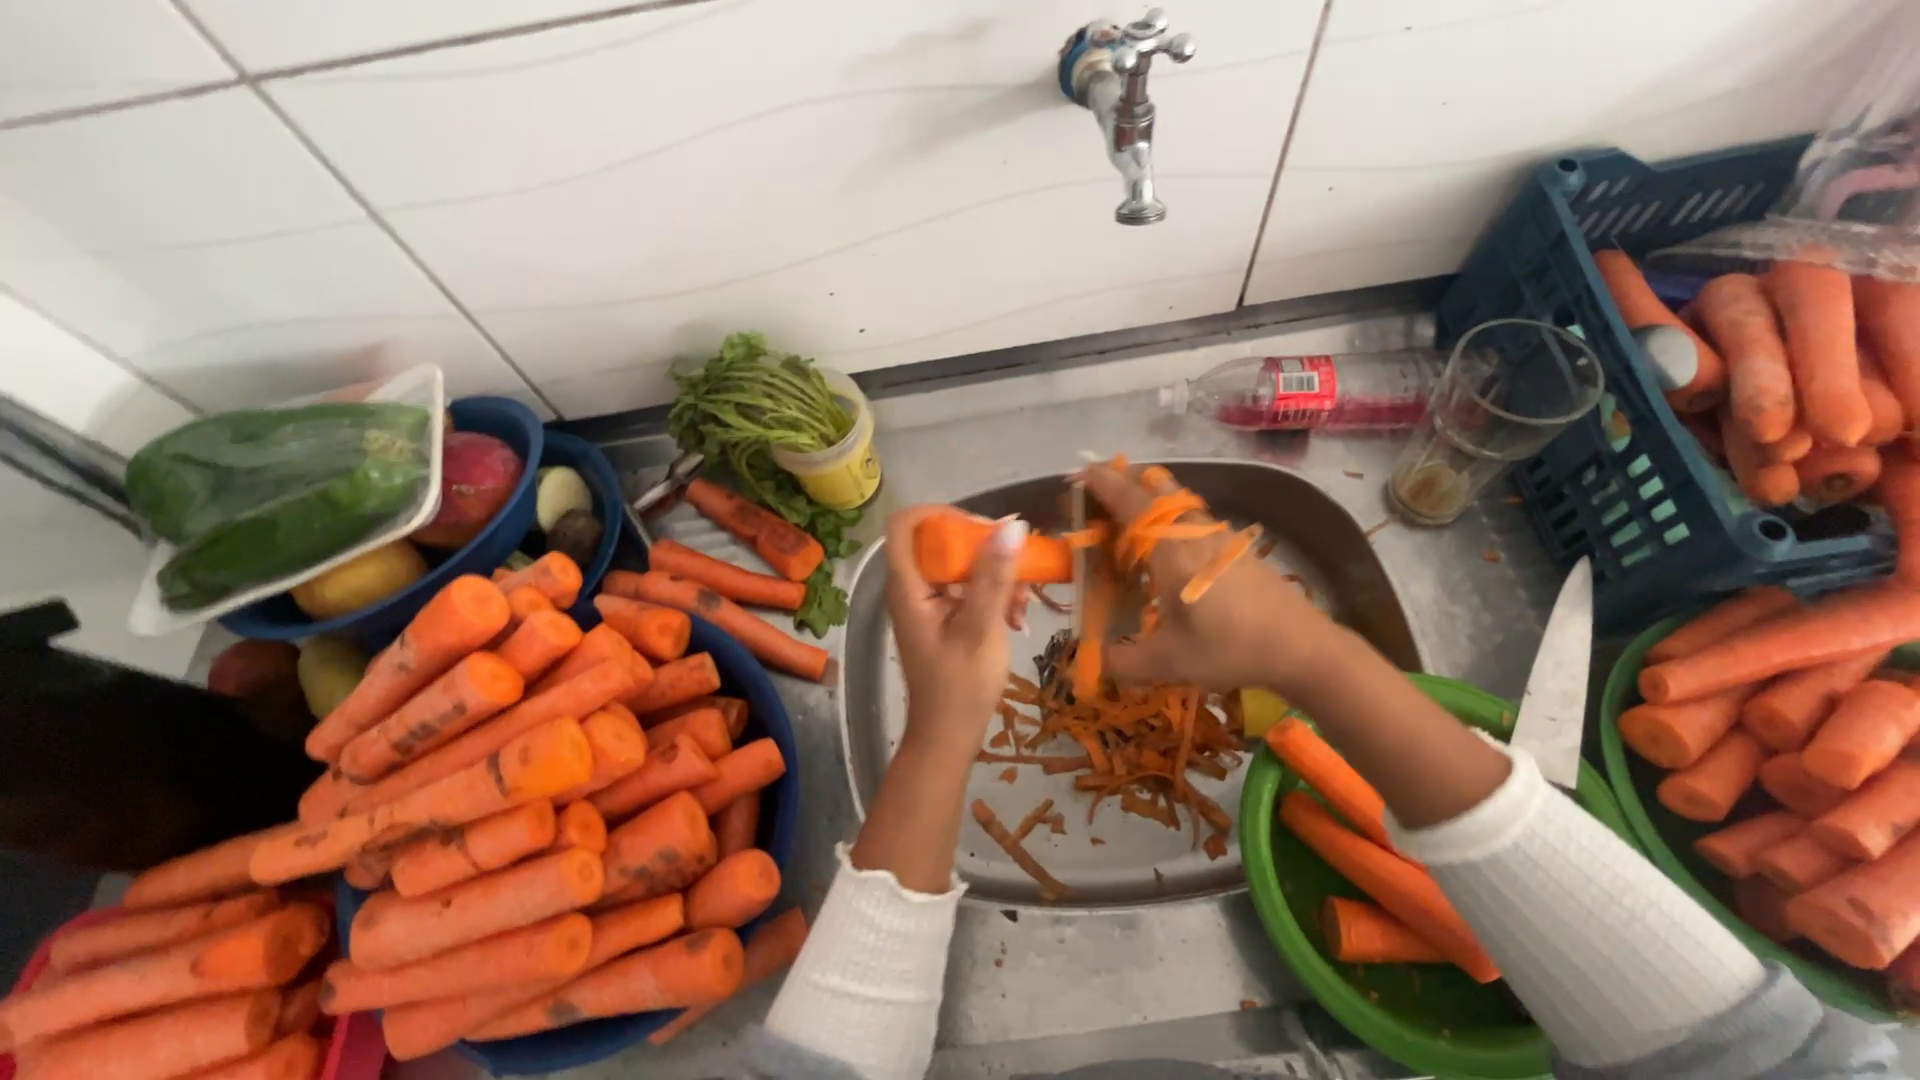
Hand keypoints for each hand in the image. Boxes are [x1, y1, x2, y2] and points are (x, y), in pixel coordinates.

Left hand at [884, 506, 1028, 758]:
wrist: (948, 737)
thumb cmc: (959, 688)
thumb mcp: (981, 629)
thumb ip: (994, 577)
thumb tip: (1013, 526)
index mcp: (907, 587)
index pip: (905, 524)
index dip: (939, 512)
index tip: (979, 525)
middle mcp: (911, 588)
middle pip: (940, 540)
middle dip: (982, 549)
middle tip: (1015, 564)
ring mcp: (926, 602)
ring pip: (959, 564)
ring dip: (995, 575)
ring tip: (1021, 603)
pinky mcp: (942, 616)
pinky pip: (966, 587)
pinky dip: (992, 594)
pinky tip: (1016, 618)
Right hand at [1082, 463, 1339, 695]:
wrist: (1300, 646)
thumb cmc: (1230, 648)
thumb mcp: (1168, 663)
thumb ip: (1120, 661)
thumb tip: (1087, 663)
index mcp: (1171, 550)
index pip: (1130, 501)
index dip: (1102, 484)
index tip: (1077, 474)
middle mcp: (1193, 532)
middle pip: (1154, 486)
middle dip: (1121, 479)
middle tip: (1093, 490)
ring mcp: (1217, 535)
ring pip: (1174, 499)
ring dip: (1144, 496)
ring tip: (1120, 515)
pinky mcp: (1233, 546)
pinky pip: (1189, 516)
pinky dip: (1164, 515)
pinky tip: (1161, 545)